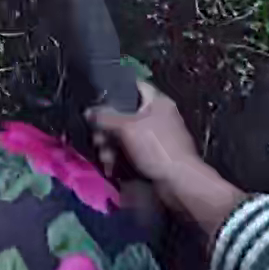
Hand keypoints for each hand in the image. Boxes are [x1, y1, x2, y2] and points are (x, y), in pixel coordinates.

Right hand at [88, 80, 246, 240]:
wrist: (180, 183)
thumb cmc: (157, 147)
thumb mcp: (126, 127)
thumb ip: (105, 117)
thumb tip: (88, 112)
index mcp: (157, 102)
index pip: (133, 86)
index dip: (114, 91)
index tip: (98, 100)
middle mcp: (157, 116)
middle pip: (124, 114)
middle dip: (107, 128)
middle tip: (98, 139)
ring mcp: (156, 137)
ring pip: (125, 135)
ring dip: (110, 146)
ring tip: (105, 158)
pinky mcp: (154, 156)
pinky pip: (131, 151)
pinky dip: (120, 158)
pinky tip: (111, 167)